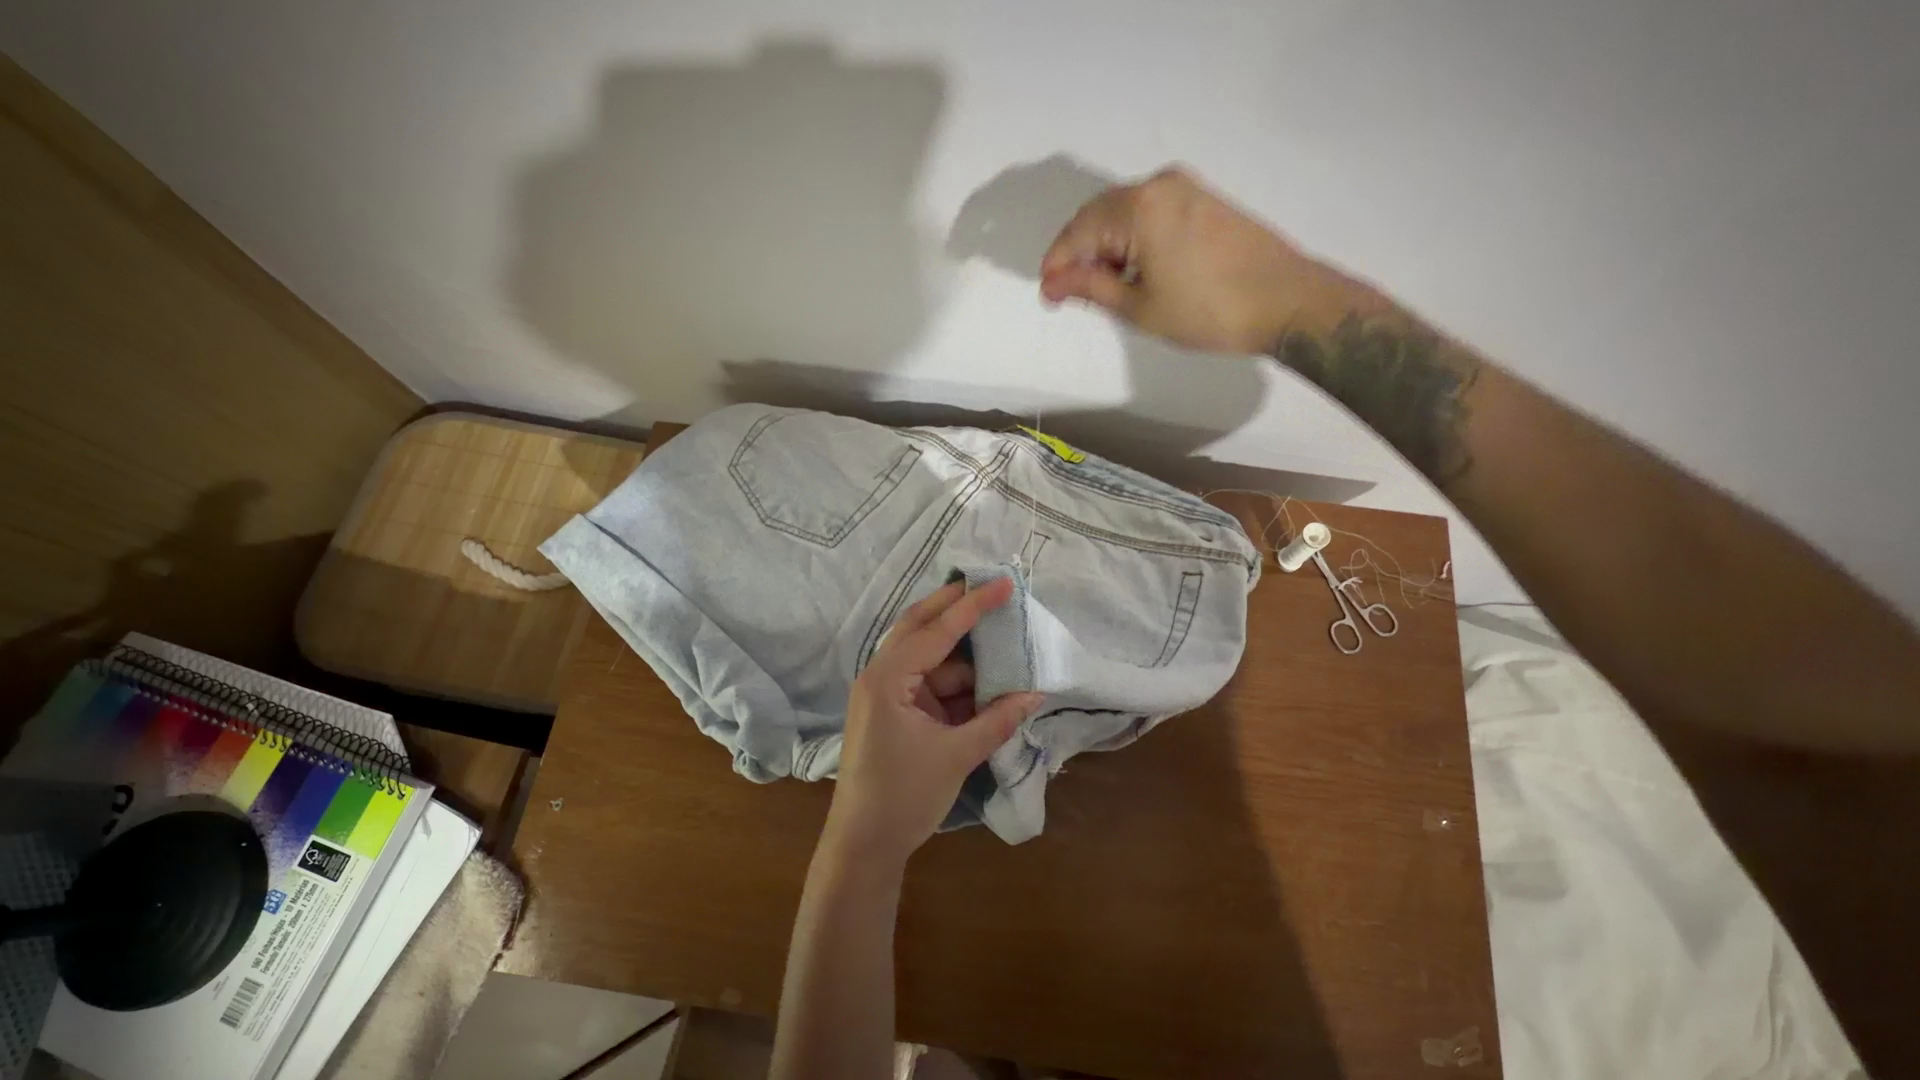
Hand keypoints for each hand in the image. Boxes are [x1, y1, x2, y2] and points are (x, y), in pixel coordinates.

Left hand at [826, 578, 1044, 863]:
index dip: (973, 606)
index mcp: (887, 678)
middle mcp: (882, 677)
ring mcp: (887, 696)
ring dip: (964, 654)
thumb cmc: (904, 795)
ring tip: (1004, 638)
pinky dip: (958, 683)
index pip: (936, 631)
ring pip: (930, 659)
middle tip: (992, 588)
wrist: (865, 844)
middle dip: (956, 609)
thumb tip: (1034, 694)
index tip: (1003, 583)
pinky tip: (989, 682)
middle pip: (921, 629)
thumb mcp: (957, 755)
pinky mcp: (896, 714)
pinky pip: (930, 685)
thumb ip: (996, 720)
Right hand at [1039, 167, 1357, 354]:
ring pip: (1124, 214)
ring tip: (1106, 290)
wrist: (1288, 302)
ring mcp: (1185, 188)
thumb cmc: (1208, 310)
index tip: (1048, 297)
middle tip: (1070, 295)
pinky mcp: (1204, 200)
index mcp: (1138, 206)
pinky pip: (1150, 214)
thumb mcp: (1140, 307)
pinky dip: (1133, 241)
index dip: (1058, 264)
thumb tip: (1053, 283)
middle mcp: (1158, 184)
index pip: (1078, 231)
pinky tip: (1135, 272)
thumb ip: (1091, 288)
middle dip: (1080, 254)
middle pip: (1098, 216)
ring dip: (1106, 249)